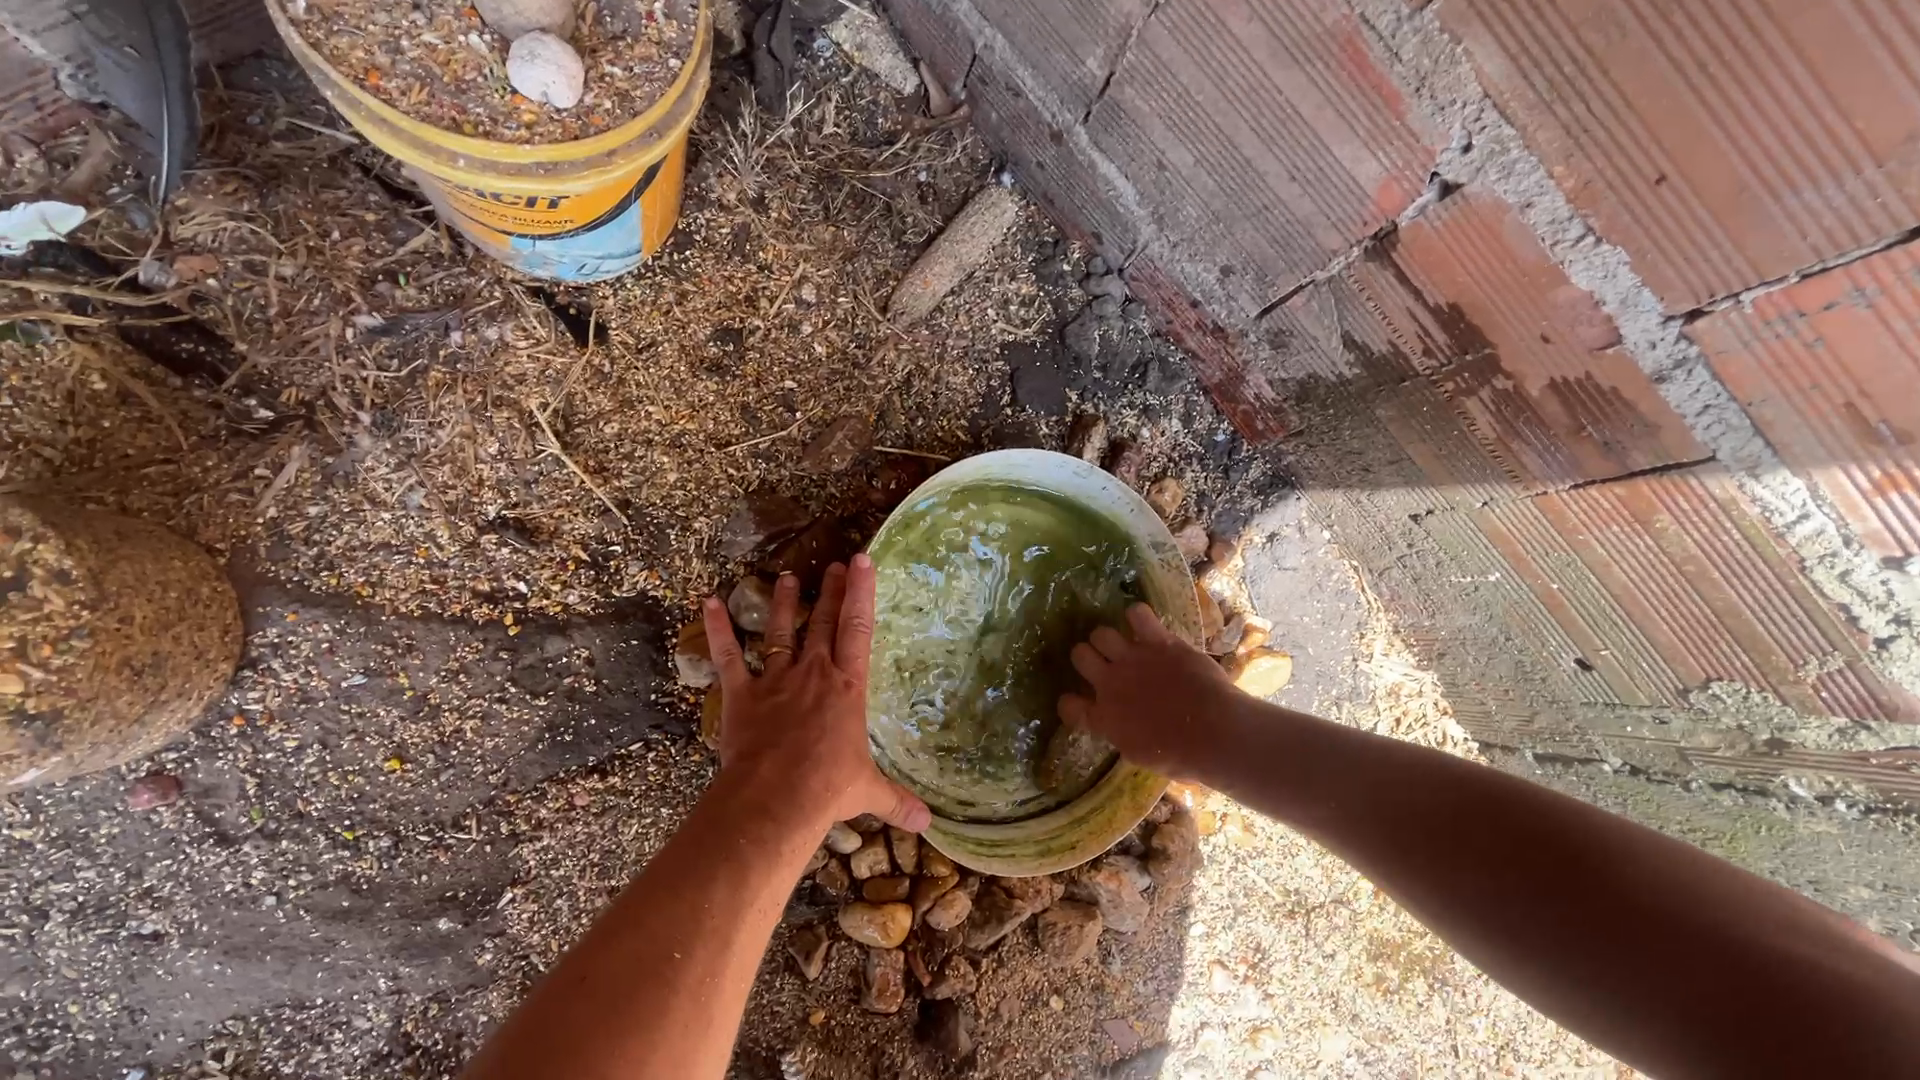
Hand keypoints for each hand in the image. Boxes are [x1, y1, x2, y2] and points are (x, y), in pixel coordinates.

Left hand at [703, 555, 930, 833]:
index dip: (861, 592)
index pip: (858, 628)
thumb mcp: (868, 792)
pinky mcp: (741, 694)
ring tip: (787, 577)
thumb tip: (927, 823)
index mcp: (847, 687)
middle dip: (831, 590)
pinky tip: (709, 603)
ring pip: (780, 632)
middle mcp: (813, 673)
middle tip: (835, 564)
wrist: (776, 797)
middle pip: (824, 622)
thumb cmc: (827, 788)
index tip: (862, 561)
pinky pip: (728, 656)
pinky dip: (718, 630)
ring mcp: (775, 680)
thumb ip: (897, 802)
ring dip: (783, 603)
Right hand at [1058, 603, 1241, 779]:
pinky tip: (1144, 624)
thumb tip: (1122, 728)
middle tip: (1102, 662)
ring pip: (1102, 633)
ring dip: (1108, 638)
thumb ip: (1123, 735)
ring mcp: (1132, 659)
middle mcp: (1110, 684)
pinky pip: (1137, 614)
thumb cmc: (1181, 756)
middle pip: (1079, 655)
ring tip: (1121, 643)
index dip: (1070, 703)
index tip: (1077, 703)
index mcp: (1104, 718)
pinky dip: (1138, 616)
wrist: (1212, 732)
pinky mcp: (1158, 642)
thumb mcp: (1141, 755)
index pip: (1069, 707)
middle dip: (1087, 656)